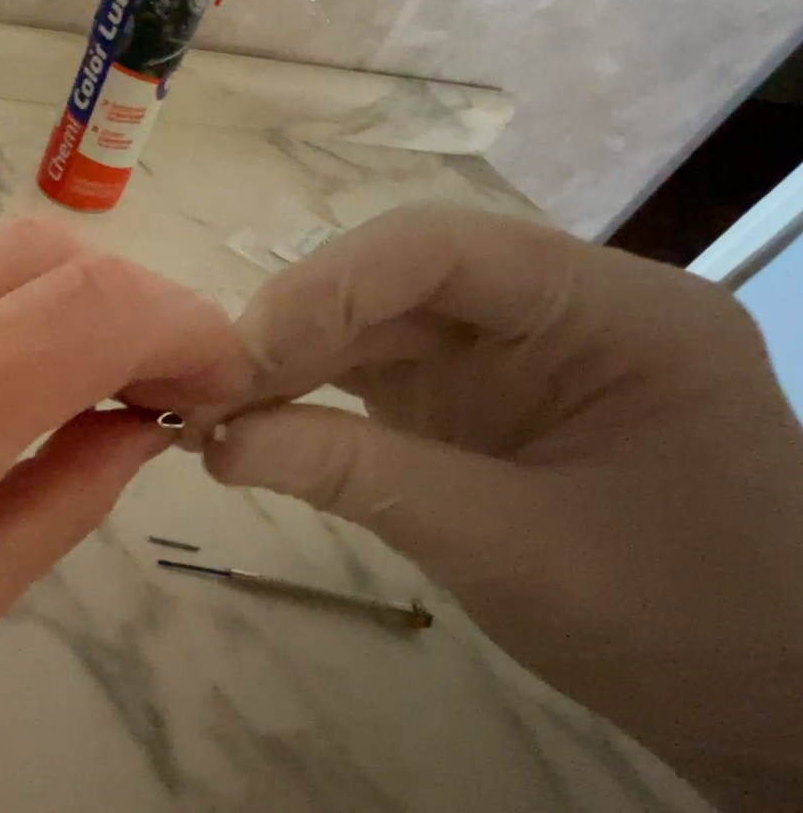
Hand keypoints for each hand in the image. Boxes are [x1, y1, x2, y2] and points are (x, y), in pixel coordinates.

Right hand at [177, 204, 802, 810]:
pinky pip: (362, 368)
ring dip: (281, 360)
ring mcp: (502, 348)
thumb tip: (211, 441)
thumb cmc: (680, 622)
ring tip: (210, 411)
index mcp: (611, 311)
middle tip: (204, 393)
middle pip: (387, 277)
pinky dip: (299, 393)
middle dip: (289, 328)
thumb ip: (356, 477)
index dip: (323, 290)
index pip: (439, 249)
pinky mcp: (461, 392)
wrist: (763, 701)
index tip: (238, 363)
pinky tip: (251, 422)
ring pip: (362, 319)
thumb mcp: (510, 547)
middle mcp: (551, 306)